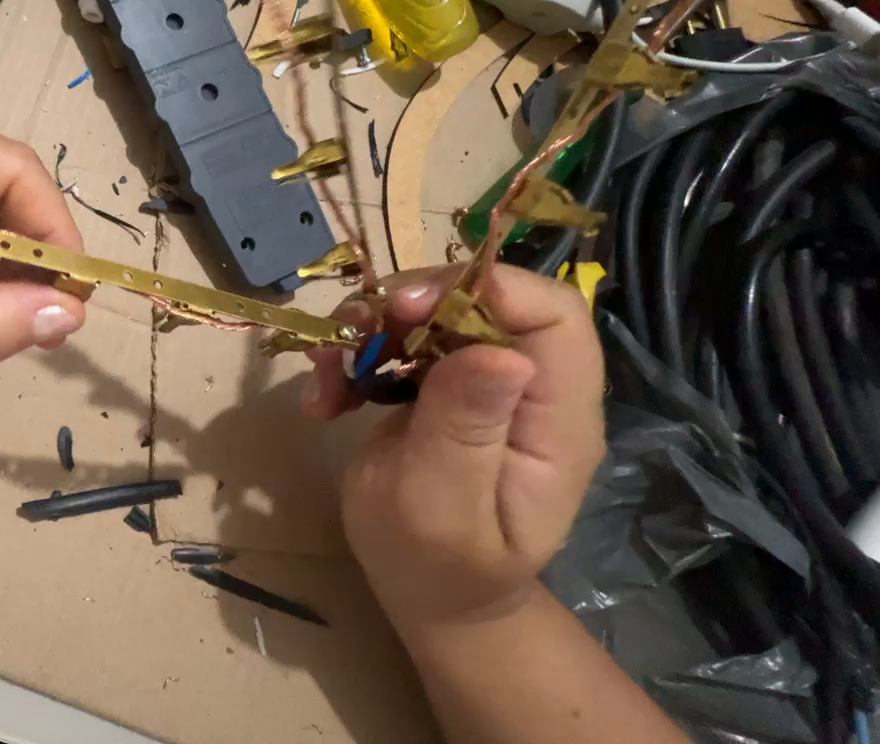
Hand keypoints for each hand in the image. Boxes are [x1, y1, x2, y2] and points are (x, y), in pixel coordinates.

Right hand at [304, 265, 604, 635]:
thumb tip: (499, 353)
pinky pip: (394, 343)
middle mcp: (524, 388)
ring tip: (325, 378)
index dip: (482, 289)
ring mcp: (478, 384)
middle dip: (401, 306)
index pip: (552, 316)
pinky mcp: (437, 387)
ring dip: (363, 331)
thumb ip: (466, 430)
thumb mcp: (442, 504)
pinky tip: (326, 398)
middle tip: (346, 335)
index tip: (403, 308)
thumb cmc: (439, 564)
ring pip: (426, 313)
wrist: (426, 590)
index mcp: (554, 419)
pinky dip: (349, 357)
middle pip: (477, 300)